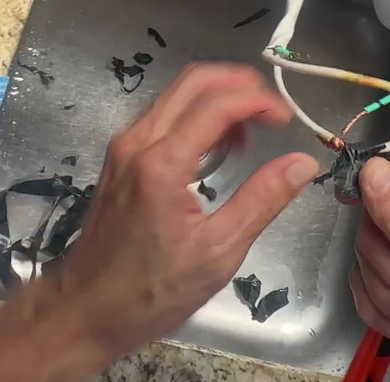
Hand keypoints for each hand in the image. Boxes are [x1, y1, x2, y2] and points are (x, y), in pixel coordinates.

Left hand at [48, 62, 321, 360]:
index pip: (216, 104)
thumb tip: (304, 163)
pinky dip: (197, 112)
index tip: (286, 117)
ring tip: (250, 132)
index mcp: (163, 163)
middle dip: (239, 83)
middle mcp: (140, 139)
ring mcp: (126, 142)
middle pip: (194, 80)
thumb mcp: (218, 253)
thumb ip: (262, 200)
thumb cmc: (152, 290)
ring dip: (219, 96)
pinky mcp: (122, 151)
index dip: (258, 101)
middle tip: (271, 109)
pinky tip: (218, 144)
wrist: (85, 309)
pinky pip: (165, 111)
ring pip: (178, 91)